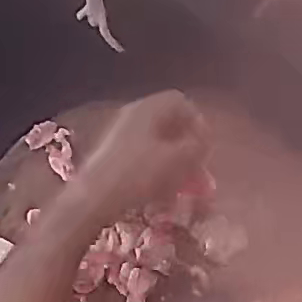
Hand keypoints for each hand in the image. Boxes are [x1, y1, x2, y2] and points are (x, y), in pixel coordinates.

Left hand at [67, 91, 208, 222]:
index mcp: (148, 109)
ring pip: (156, 143)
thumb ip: (196, 147)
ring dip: (173, 161)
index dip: (198, 122)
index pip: (181, 102)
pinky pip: (142, 159)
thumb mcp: (176, 160)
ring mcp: (120, 137)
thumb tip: (205, 141)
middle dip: (186, 145)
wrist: (95, 198)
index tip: (206, 146)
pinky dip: (156, 171)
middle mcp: (133, 116)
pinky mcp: (113, 158)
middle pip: (168, 123)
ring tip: (181, 184)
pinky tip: (160, 193)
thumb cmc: (138, 175)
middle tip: (197, 167)